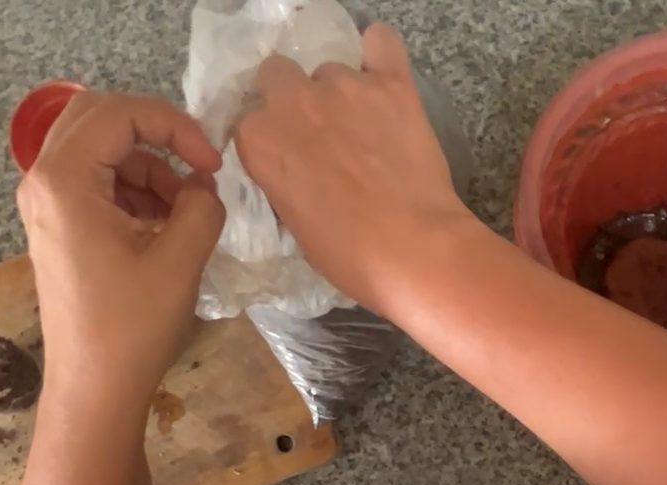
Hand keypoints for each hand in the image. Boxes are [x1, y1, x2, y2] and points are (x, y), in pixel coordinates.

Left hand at [17, 92, 225, 414]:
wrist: (96, 386)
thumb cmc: (134, 327)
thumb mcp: (180, 262)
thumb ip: (201, 208)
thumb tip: (204, 187)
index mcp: (65, 180)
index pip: (118, 113)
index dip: (174, 126)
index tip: (214, 165)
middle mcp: (44, 181)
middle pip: (101, 122)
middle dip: (159, 139)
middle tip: (201, 173)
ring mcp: (48, 206)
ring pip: (102, 155)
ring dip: (151, 173)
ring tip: (186, 217)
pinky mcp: (60, 230)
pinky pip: (99, 188)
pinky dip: (136, 196)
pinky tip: (164, 233)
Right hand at [238, 23, 480, 314]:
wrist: (414, 251)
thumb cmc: (352, 258)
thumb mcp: (298, 230)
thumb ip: (286, 186)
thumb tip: (297, 177)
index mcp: (260, 142)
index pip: (252, 124)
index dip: (274, 144)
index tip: (293, 165)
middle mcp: (294, 102)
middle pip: (279, 77)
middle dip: (296, 105)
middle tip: (323, 142)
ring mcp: (344, 87)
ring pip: (331, 71)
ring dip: (342, 96)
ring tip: (368, 134)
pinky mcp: (392, 85)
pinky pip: (381, 44)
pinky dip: (381, 57)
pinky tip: (387, 85)